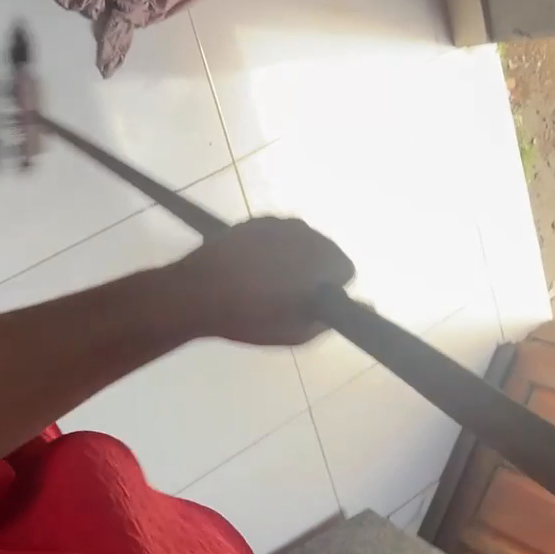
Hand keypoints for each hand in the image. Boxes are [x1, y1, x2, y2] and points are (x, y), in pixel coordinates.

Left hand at [164, 217, 354, 345]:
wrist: (192, 293)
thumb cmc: (246, 315)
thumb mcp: (295, 332)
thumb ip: (332, 318)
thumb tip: (362, 304)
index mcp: (318, 255)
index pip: (345, 269)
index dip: (329, 289)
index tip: (305, 303)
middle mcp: (301, 230)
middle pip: (323, 251)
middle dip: (310, 270)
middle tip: (282, 296)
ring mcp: (273, 222)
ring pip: (298, 242)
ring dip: (290, 258)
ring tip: (262, 285)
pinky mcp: (250, 221)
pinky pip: (274, 236)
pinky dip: (269, 249)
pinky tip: (248, 269)